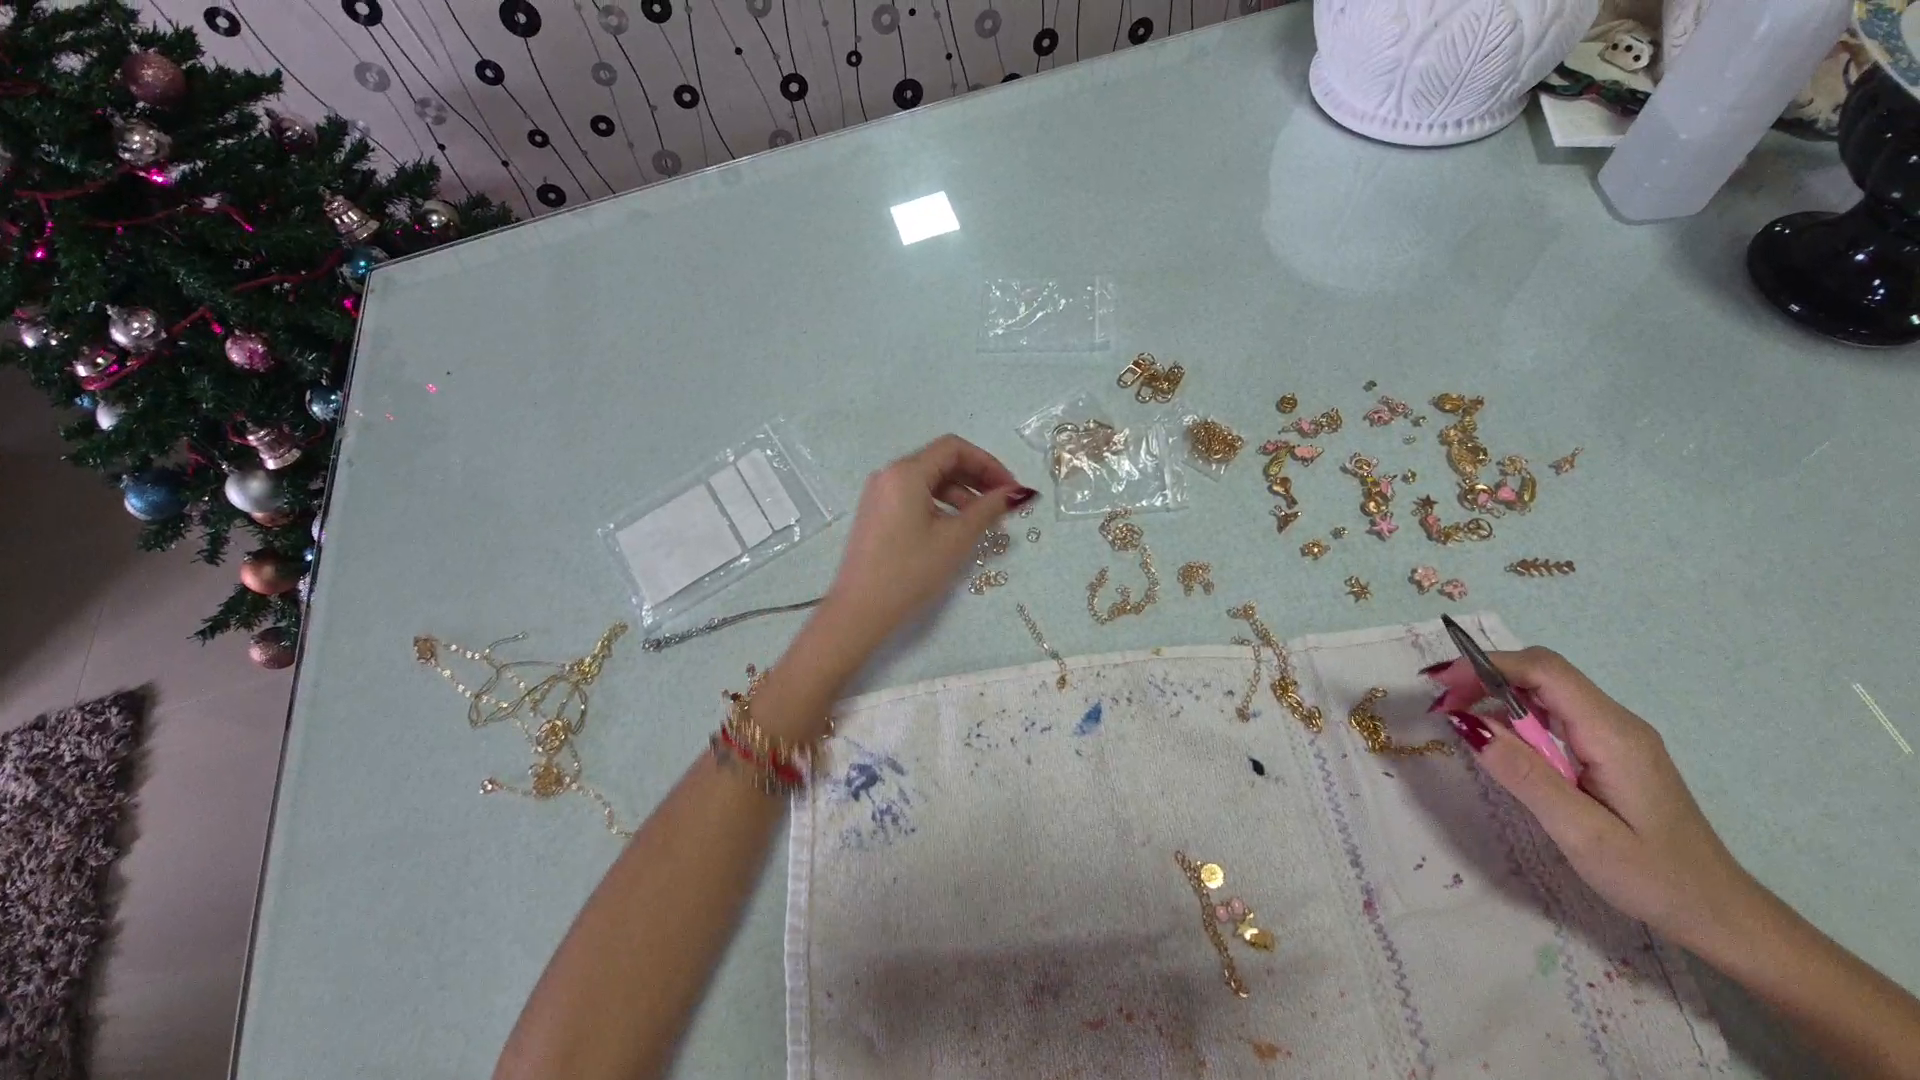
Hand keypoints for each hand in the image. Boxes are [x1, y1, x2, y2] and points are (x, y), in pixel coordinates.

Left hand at [818, 435, 1033, 655]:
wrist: (859, 611)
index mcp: (906, 472)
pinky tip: (955, 529)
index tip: (1010, 489)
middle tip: (1003, 503)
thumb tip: (1018, 492)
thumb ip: (988, 509)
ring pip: (928, 481)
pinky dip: (940, 505)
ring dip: (960, 494)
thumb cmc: (910, 572)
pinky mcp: (876, 514)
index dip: (988, 463)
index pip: (954, 448)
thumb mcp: (956, 539)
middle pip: (941, 461)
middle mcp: (889, 475)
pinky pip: (914, 497)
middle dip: (976, 478)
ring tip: (984, 521)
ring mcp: (879, 495)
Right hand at [1429, 646, 1757, 951]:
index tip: (1439, 686)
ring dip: (1497, 696)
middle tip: (1441, 706)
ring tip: (1457, 721)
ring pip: (1547, 692)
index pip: (1544, 670)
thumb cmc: (1652, 878)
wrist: (1719, 913)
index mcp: (1613, 734)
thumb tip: (1465, 722)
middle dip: (1484, 677)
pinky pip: (1556, 716)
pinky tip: (1498, 743)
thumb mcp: (1580, 831)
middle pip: (1543, 673)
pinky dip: (1517, 717)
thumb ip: (1523, 774)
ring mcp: (1616, 737)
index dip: (1486, 666)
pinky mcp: (1611, 753)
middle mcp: (1616, 723)